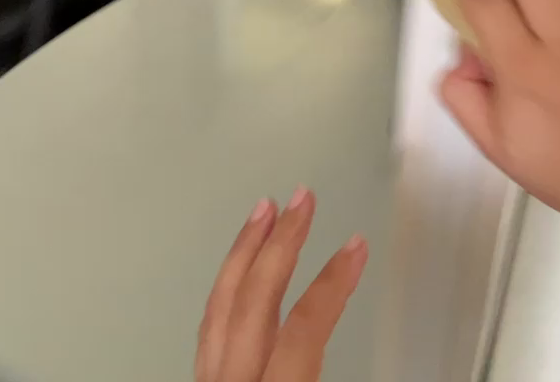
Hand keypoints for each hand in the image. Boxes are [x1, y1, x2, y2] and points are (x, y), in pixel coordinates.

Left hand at [196, 188, 367, 381]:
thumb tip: (360, 341)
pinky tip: (240, 266)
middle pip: (252, 301)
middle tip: (303, 197)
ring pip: (220, 305)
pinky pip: (209, 324)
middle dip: (280, 243)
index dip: (332, 284)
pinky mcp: (199, 381)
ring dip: (245, 250)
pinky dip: (227, 285)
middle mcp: (229, 380)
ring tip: (265, 208)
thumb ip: (330, 368)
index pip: (302, 329)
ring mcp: (208, 381)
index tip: (357, 245)